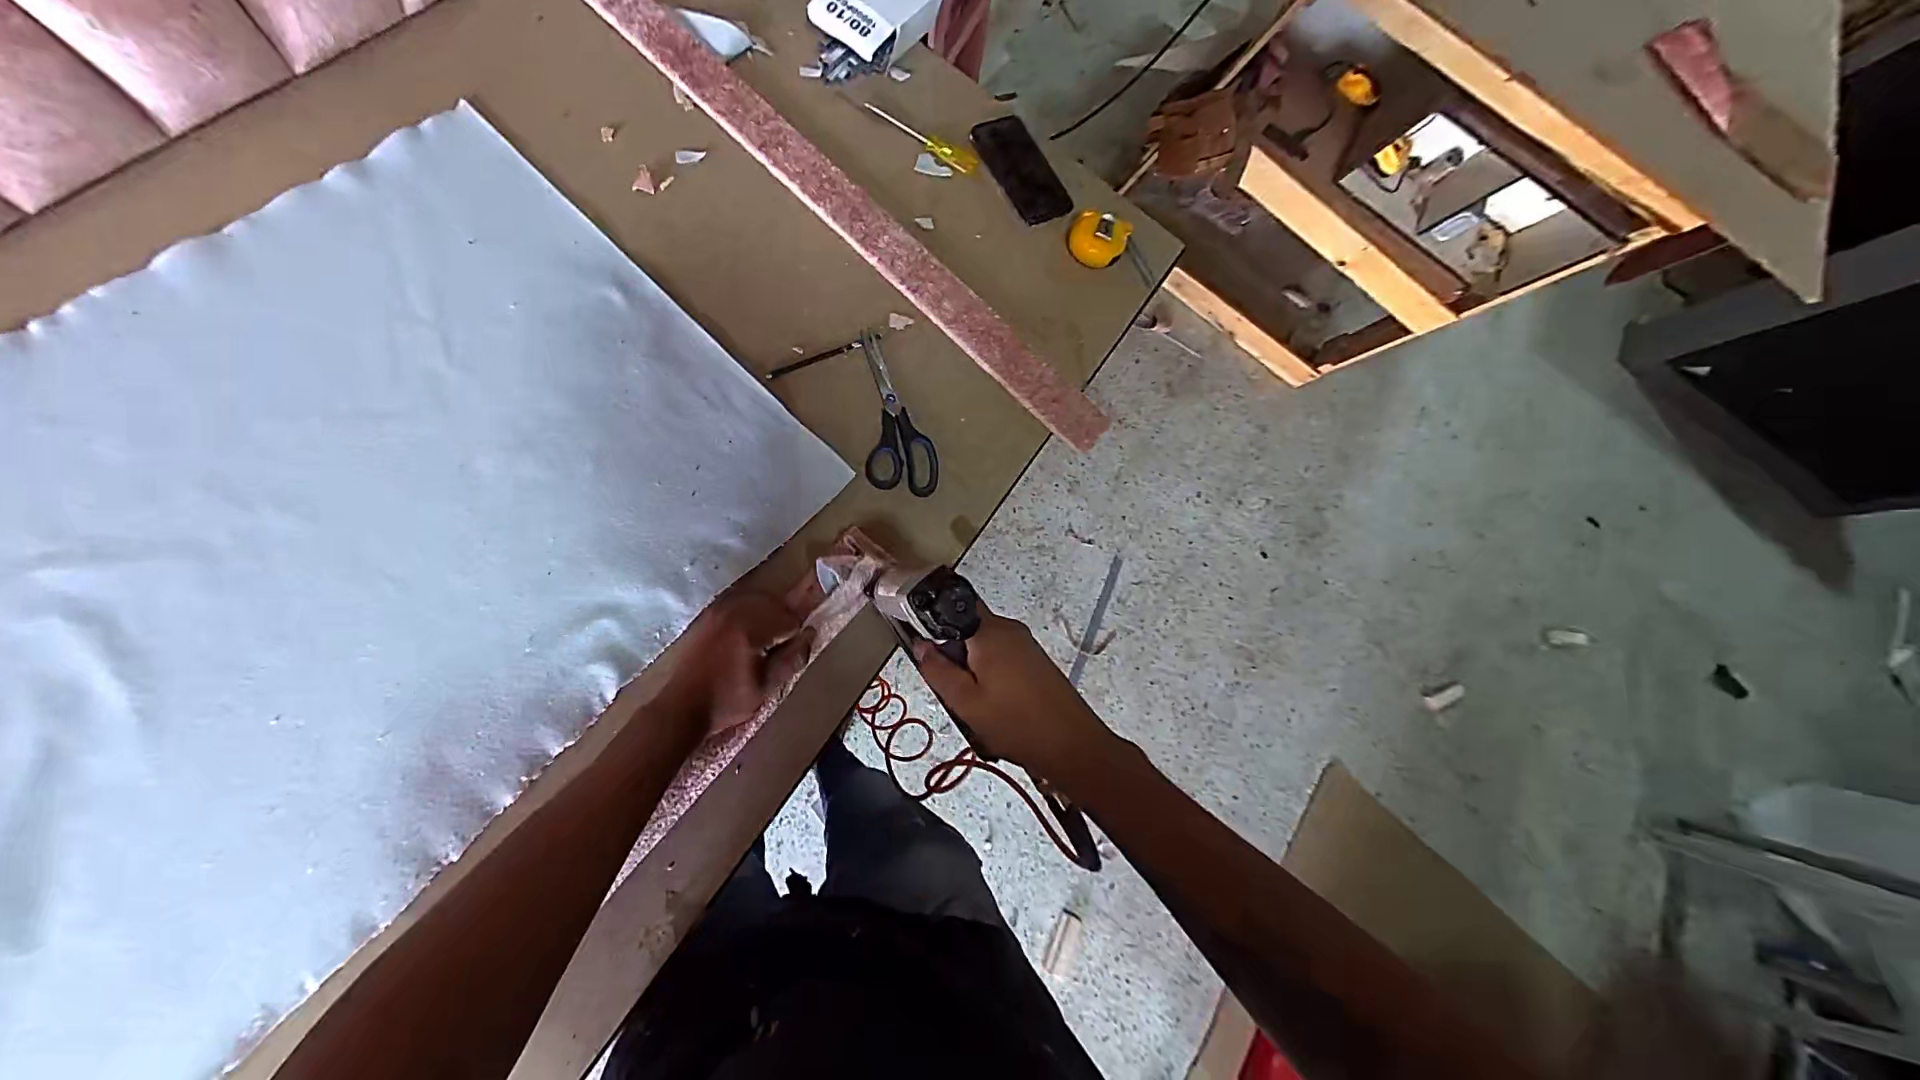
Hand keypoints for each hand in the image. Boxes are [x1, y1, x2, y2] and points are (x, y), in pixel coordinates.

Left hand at [662, 589, 815, 737]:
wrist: (679, 709)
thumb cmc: (724, 701)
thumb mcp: (765, 686)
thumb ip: (791, 658)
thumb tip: (810, 634)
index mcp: (749, 627)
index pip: (788, 617)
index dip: (798, 631)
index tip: (799, 645)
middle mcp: (732, 611)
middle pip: (774, 601)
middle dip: (786, 618)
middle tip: (788, 641)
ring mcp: (717, 611)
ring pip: (756, 598)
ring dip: (769, 612)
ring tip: (770, 637)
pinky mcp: (707, 616)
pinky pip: (739, 602)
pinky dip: (751, 611)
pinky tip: (750, 633)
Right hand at [911, 609, 1119, 781]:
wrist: (1071, 745)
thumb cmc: (1018, 724)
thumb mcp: (965, 702)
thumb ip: (937, 670)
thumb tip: (921, 646)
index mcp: (989, 632)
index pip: (952, 606)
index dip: (933, 624)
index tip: (926, 651)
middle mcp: (1009, 630)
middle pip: (967, 629)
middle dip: (953, 655)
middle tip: (953, 690)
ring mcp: (1025, 645)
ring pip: (983, 648)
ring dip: (972, 671)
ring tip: (976, 705)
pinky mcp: (1035, 661)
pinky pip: (1001, 660)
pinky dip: (991, 678)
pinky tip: (995, 707)